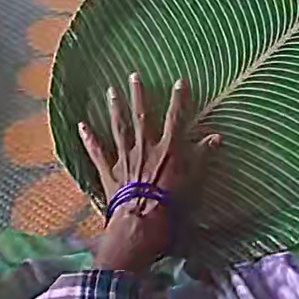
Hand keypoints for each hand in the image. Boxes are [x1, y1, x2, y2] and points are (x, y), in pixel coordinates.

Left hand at [79, 74, 220, 272]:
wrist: (142, 224)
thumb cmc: (172, 206)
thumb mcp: (193, 180)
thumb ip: (203, 156)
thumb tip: (217, 137)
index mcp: (167, 149)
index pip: (175, 119)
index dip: (179, 100)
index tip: (180, 82)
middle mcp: (145, 148)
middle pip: (142, 117)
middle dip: (139, 95)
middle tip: (133, 75)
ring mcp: (124, 159)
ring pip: (119, 128)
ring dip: (115, 109)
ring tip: (111, 91)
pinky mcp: (109, 173)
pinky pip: (97, 153)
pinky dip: (89, 139)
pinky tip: (81, 125)